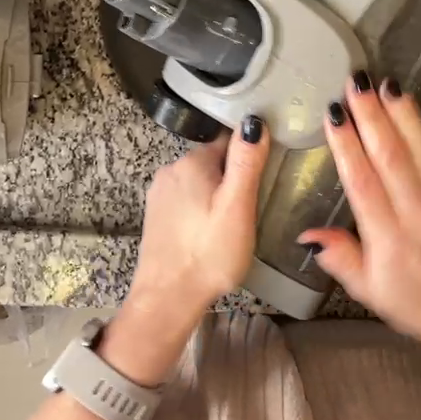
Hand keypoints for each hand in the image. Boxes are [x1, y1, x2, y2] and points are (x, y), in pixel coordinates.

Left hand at [111, 120, 269, 380]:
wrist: (167, 298)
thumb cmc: (209, 254)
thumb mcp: (238, 206)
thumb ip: (246, 161)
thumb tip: (254, 121)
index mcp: (192, 161)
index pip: (228, 142)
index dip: (249, 157)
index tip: (263, 178)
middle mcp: (171, 169)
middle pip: (213, 161)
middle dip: (232, 178)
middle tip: (251, 208)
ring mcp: (160, 193)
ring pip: (199, 182)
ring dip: (216, 195)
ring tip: (233, 224)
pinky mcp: (156, 215)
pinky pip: (186, 200)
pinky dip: (201, 210)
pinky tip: (210, 233)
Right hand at [300, 76, 420, 361]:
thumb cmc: (416, 303)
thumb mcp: (368, 291)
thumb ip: (339, 258)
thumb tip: (305, 234)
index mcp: (387, 236)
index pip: (362, 181)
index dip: (346, 145)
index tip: (332, 113)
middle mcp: (418, 211)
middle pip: (391, 155)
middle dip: (372, 115)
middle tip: (356, 81)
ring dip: (406, 114)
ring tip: (389, 83)